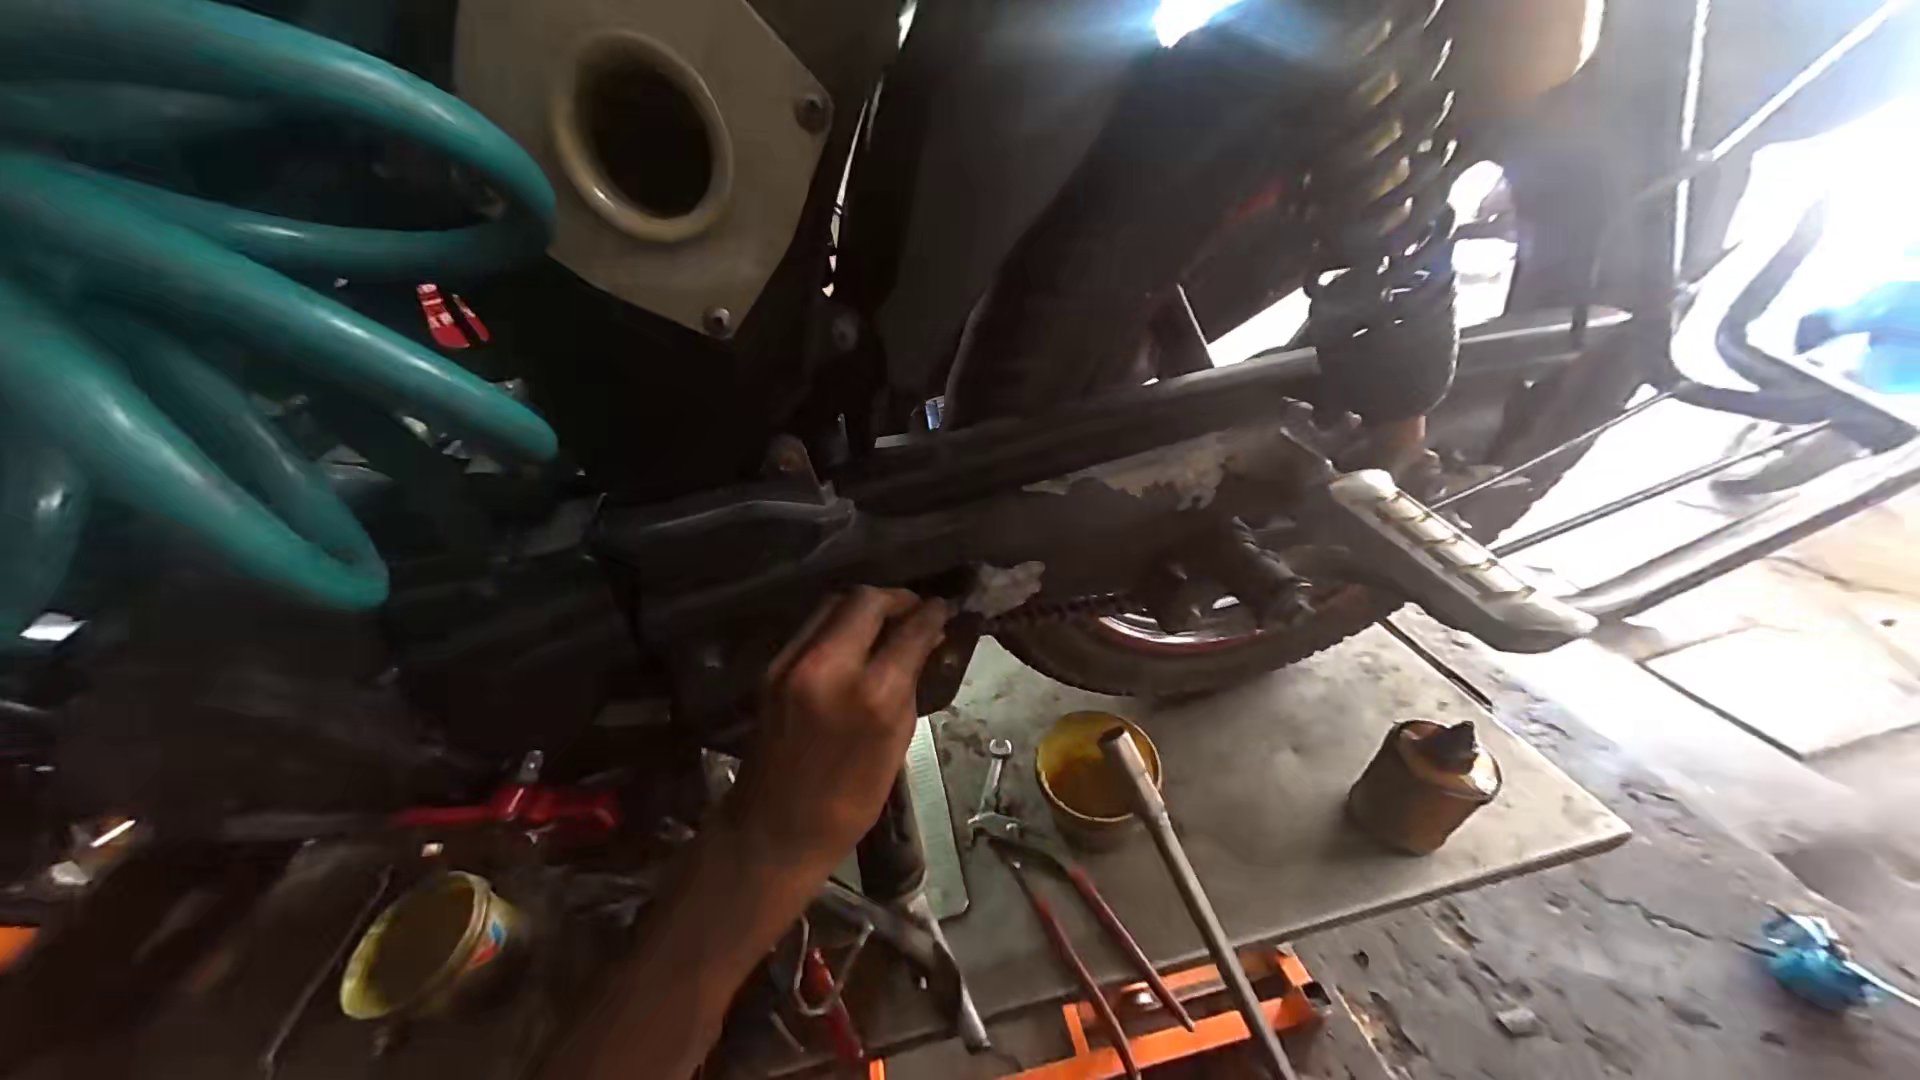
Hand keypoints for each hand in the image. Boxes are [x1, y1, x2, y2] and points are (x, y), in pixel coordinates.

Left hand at [722, 587, 949, 870]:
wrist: (774, 827)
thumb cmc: (849, 799)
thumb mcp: (897, 741)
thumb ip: (910, 682)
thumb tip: (925, 643)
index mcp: (871, 695)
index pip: (910, 631)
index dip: (932, 613)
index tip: (943, 608)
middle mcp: (828, 666)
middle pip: (866, 599)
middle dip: (897, 598)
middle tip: (915, 610)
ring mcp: (792, 663)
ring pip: (835, 603)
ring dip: (866, 604)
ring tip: (888, 619)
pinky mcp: (772, 666)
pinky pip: (813, 625)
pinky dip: (840, 621)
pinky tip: (855, 637)